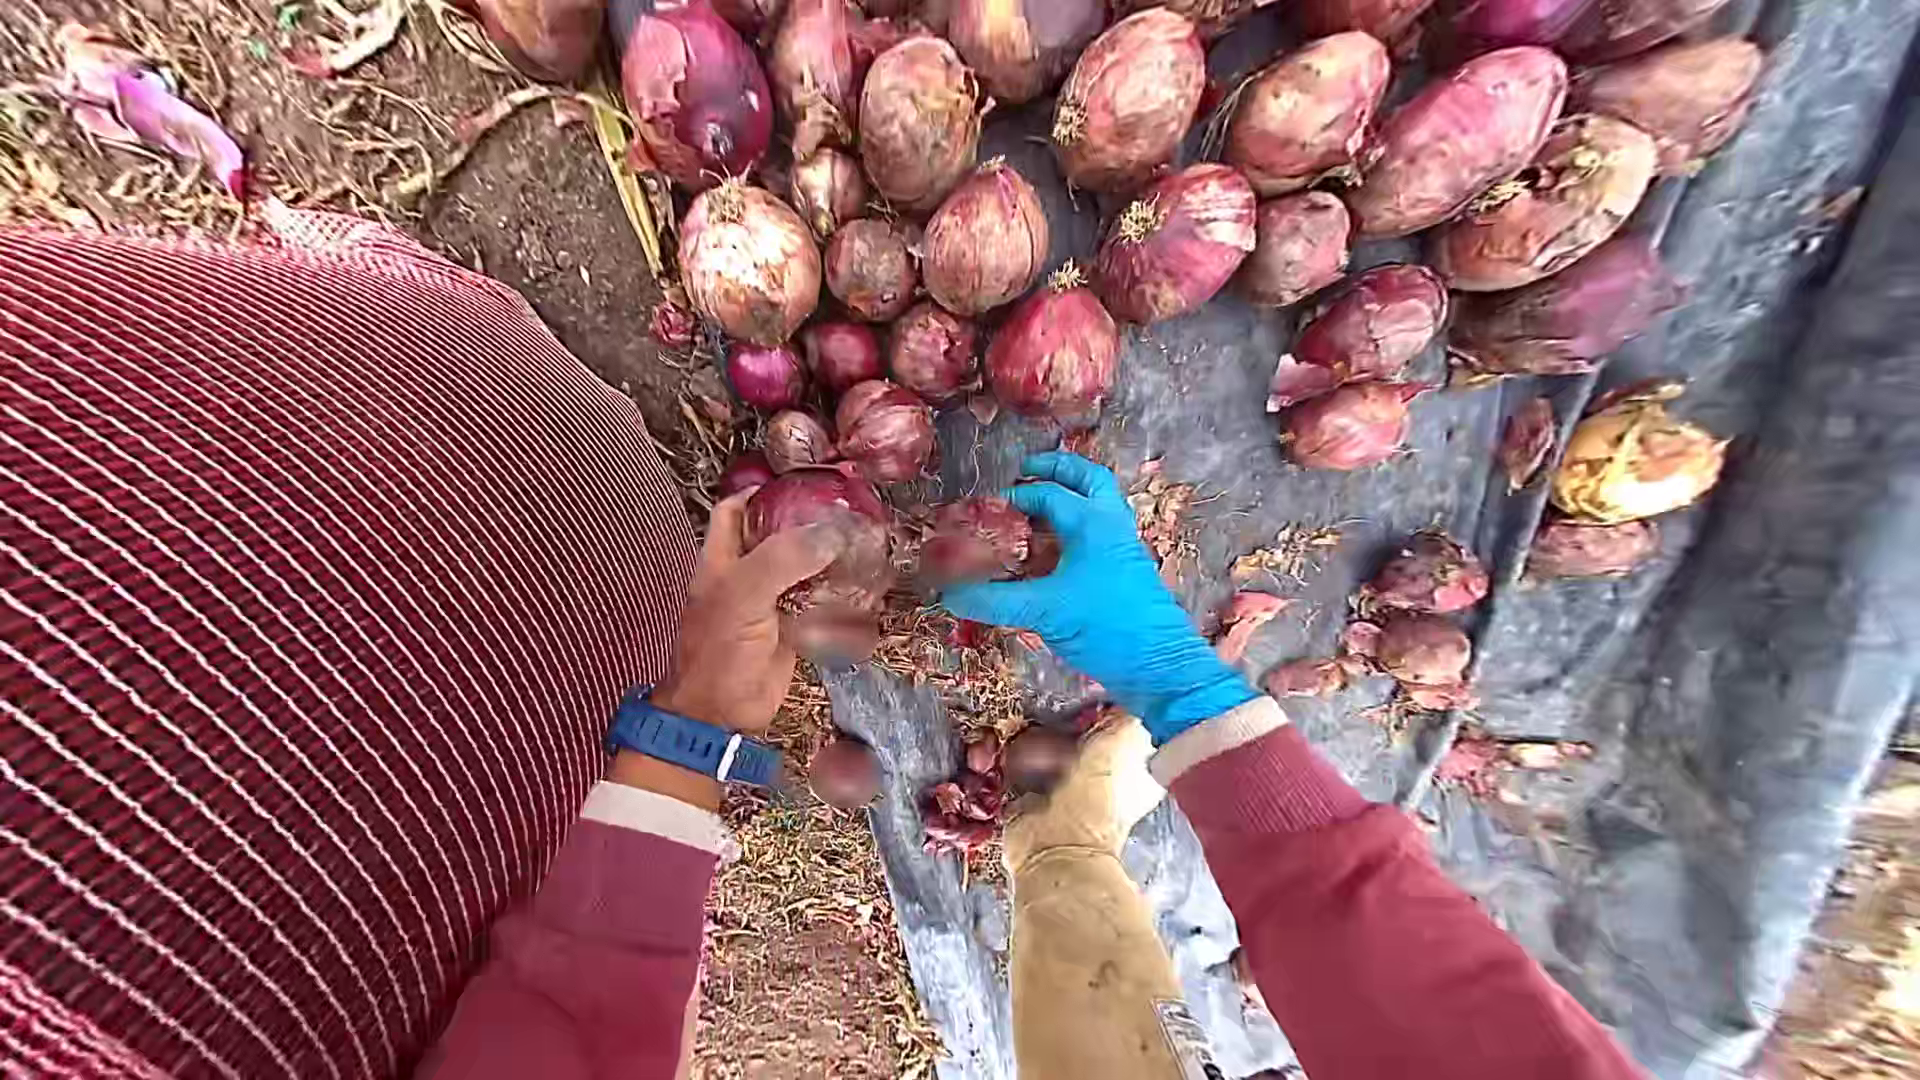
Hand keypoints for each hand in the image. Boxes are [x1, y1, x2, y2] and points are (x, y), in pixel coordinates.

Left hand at [610, 490, 837, 807]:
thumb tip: (832, 534)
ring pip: (805, 568)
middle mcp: (748, 574)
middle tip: (848, 512)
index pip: (737, 509)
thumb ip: (783, 559)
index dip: (763, 492)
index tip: (803, 485)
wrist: (725, 713)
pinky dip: (840, 593)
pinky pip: (820, 601)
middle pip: (780, 536)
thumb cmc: (720, 650)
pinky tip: (863, 585)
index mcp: (723, 558)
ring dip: (831, 558)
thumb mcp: (743, 594)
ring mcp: (773, 601)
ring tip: (864, 543)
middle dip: (810, 524)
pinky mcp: (795, 626)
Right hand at [940, 453, 1256, 743]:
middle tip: (1027, 469)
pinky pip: (1099, 531)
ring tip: (1037, 505)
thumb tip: (950, 596)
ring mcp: (1121, 546)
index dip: (1018, 494)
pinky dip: (1075, 525)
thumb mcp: (1044, 611)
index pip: (1050, 493)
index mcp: (1093, 524)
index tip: (991, 505)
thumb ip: (995, 601)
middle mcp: (1111, 526)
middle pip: (1089, 478)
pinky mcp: (1124, 569)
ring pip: (1099, 502)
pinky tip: (1053, 548)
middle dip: (1058, 468)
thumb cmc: (1107, 627)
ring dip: (1070, 494)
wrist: (1160, 666)